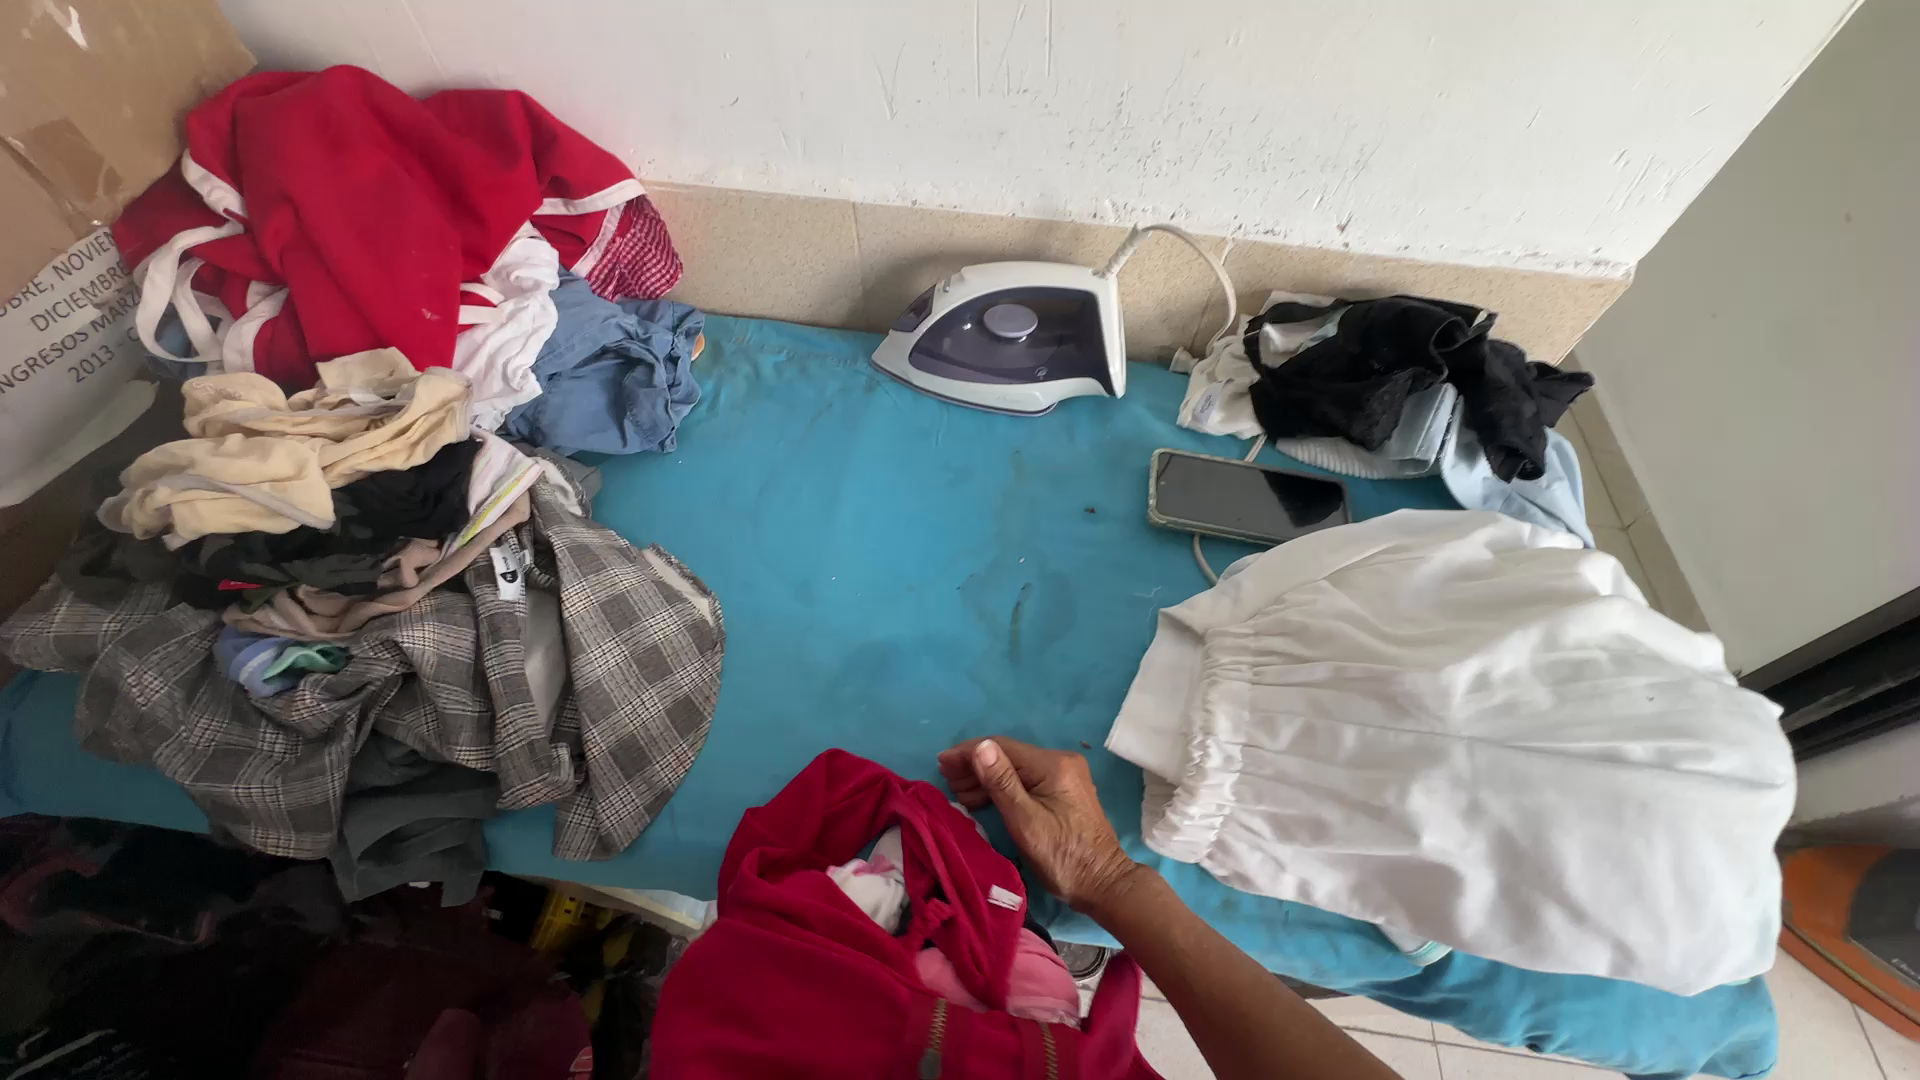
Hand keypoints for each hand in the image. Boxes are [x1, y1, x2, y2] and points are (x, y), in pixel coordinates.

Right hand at [938, 736, 1143, 913]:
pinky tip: (982, 799)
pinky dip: (1002, 788)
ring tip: (957, 791)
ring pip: (1015, 768)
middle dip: (975, 765)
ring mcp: (1064, 775)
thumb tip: (980, 746)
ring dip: (986, 777)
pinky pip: (1025, 780)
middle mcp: (1060, 761)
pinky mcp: (1063, 790)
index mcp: (1052, 764)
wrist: (1105, 886)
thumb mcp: (1027, 822)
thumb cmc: (1063, 858)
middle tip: (945, 779)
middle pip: (1008, 755)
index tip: (941, 763)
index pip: (1002, 747)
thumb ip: (1002, 783)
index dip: (969, 753)